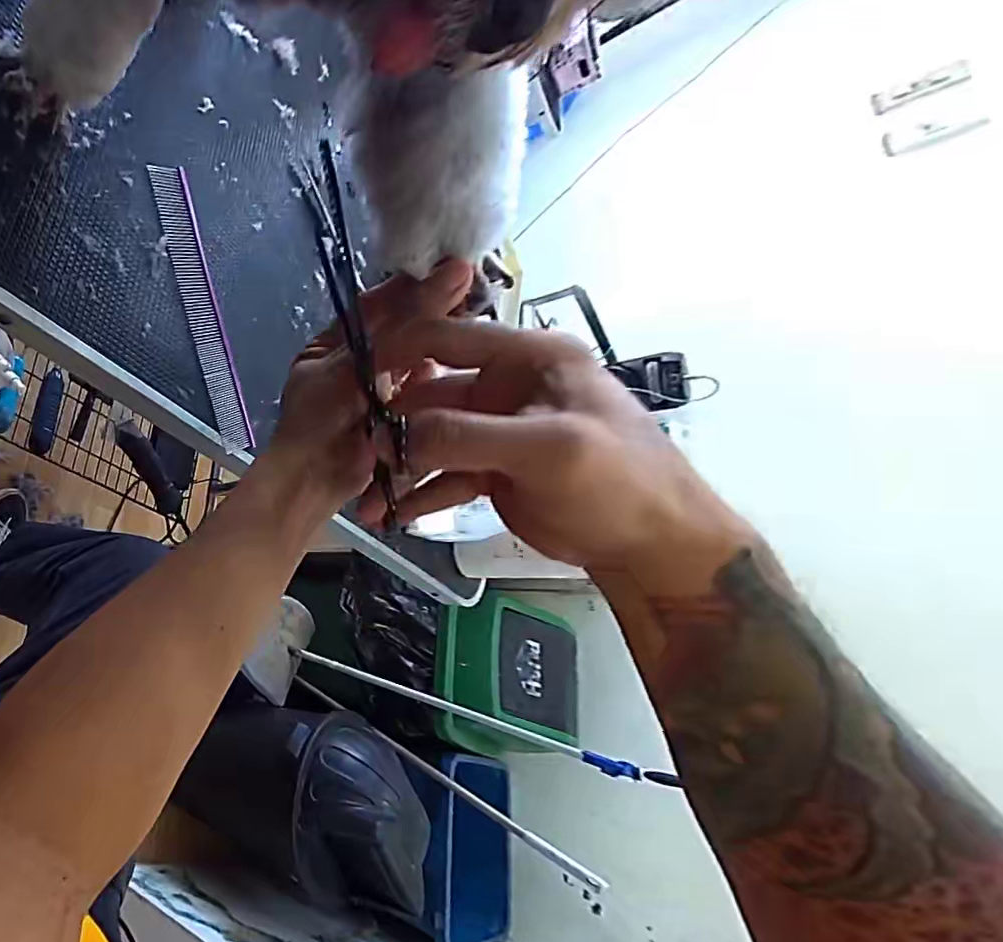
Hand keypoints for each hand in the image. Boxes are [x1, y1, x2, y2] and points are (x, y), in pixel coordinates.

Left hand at [252, 260, 473, 515]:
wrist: (312, 486)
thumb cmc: (318, 423)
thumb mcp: (352, 366)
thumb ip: (401, 327)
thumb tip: (453, 275)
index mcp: (329, 348)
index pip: (374, 309)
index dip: (409, 290)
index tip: (450, 272)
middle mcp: (351, 368)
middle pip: (397, 334)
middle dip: (428, 318)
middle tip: (468, 296)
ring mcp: (372, 397)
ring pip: (411, 362)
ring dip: (435, 348)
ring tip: (468, 326)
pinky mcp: (393, 422)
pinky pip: (417, 394)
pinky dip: (433, 383)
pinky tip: (452, 368)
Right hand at [358, 318, 756, 595]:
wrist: (649, 544)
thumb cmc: (616, 482)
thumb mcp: (547, 450)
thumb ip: (469, 435)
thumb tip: (399, 434)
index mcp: (528, 358)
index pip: (449, 337)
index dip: (399, 352)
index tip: (353, 381)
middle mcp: (508, 387)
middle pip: (431, 396)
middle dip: (393, 429)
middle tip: (360, 461)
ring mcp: (498, 432)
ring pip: (432, 443)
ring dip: (400, 470)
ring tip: (369, 502)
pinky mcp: (494, 471)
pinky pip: (445, 477)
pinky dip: (419, 494)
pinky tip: (395, 514)